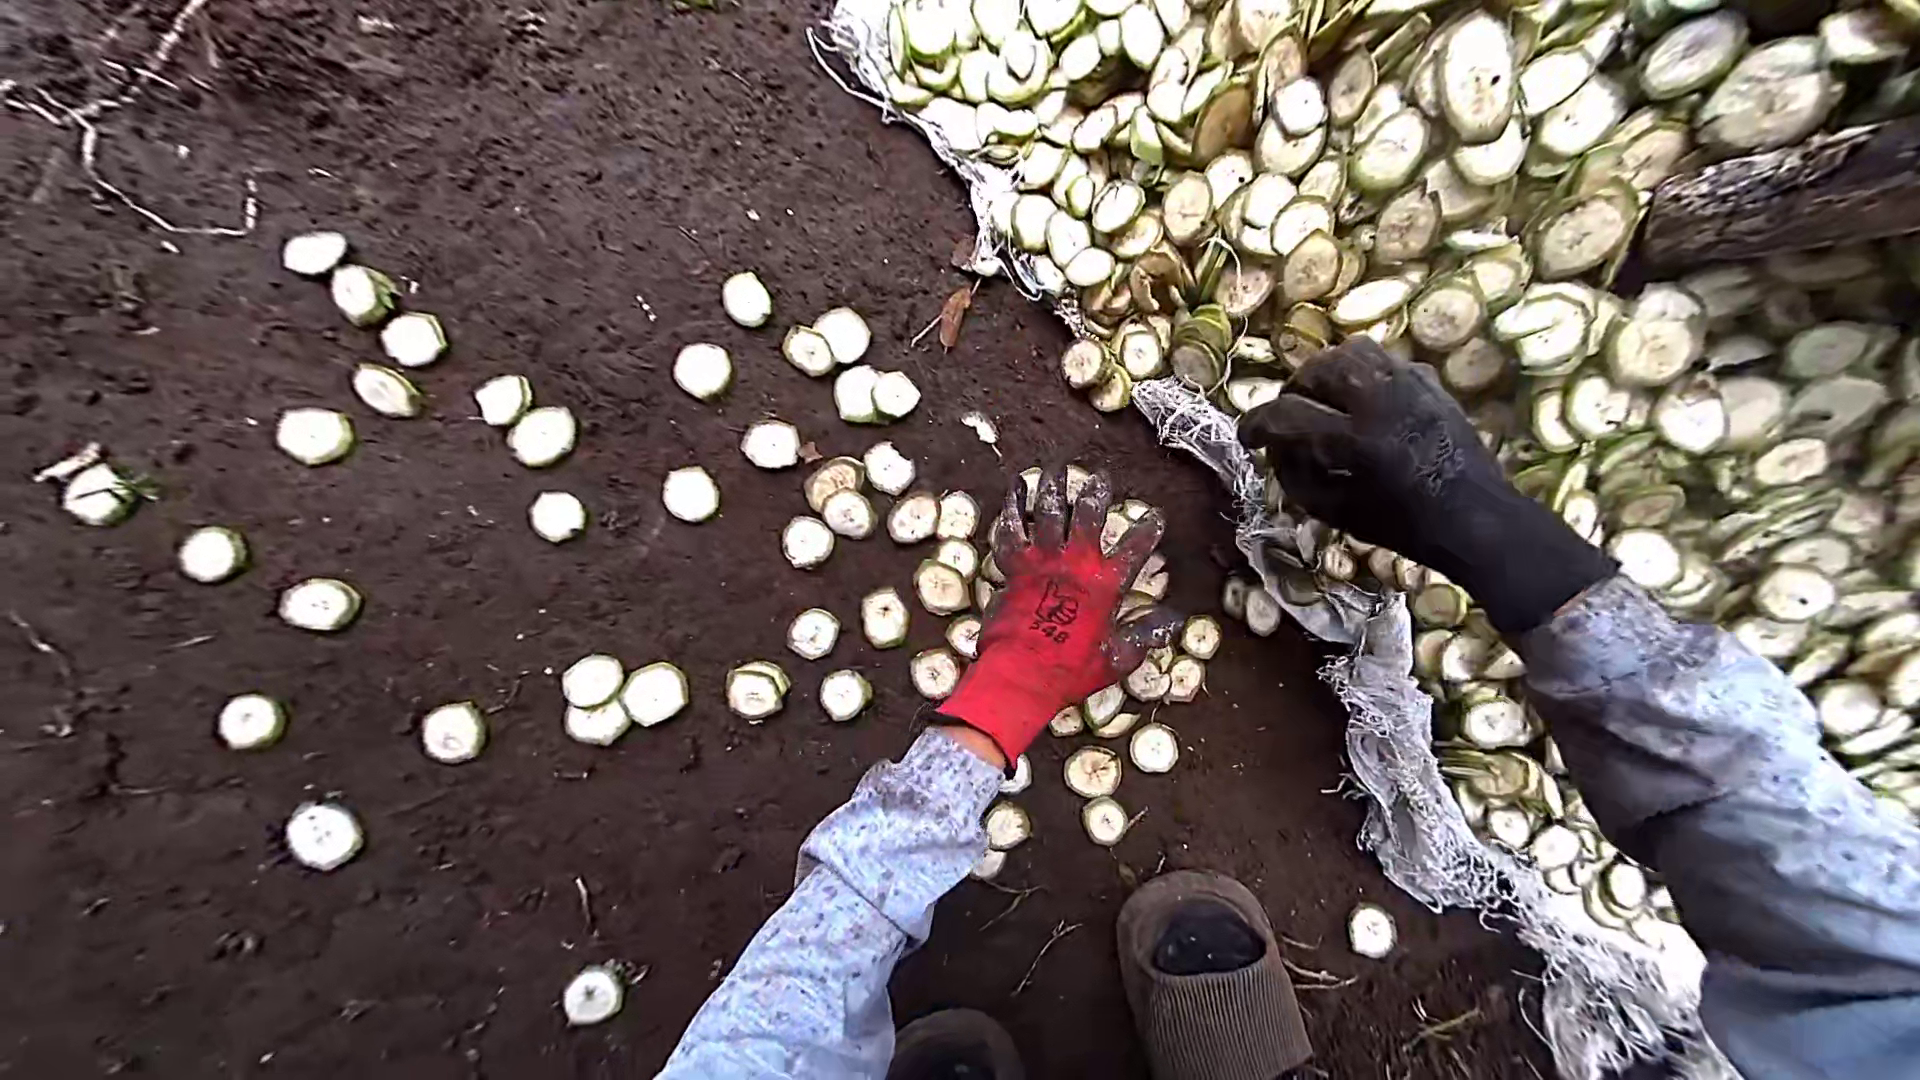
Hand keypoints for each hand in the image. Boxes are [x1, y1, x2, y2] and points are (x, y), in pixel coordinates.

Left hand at [936, 465, 1180, 762]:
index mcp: (1105, 584)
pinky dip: (1012, 510)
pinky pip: (1011, 532)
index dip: (1148, 529)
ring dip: (1053, 489)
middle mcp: (1075, 564)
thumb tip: (1174, 621)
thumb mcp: (1118, 658)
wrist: (1022, 673)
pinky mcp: (1014, 567)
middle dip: (1097, 493)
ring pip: (1048, 513)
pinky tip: (1014, 492)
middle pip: (1088, 516)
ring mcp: (1041, 562)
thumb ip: (1145, 635)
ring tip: (1056, 470)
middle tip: (1100, 477)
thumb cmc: (1070, 669)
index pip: (1136, 548)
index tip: (1154, 515)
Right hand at [1237, 340, 1613, 632]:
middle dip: (1292, 391)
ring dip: (1324, 374)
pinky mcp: (1430, 383)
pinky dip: (1359, 375)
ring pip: (1350, 352)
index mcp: (1355, 441)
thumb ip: (1292, 473)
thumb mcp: (1329, 509)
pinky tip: (1358, 401)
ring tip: (1321, 399)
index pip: (1285, 415)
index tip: (1247, 437)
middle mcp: (1381, 403)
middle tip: (1288, 415)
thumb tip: (1274, 447)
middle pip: (1317, 370)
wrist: (1472, 516)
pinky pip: (1383, 361)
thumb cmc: (1396, 523)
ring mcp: (1410, 386)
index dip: (1255, 425)